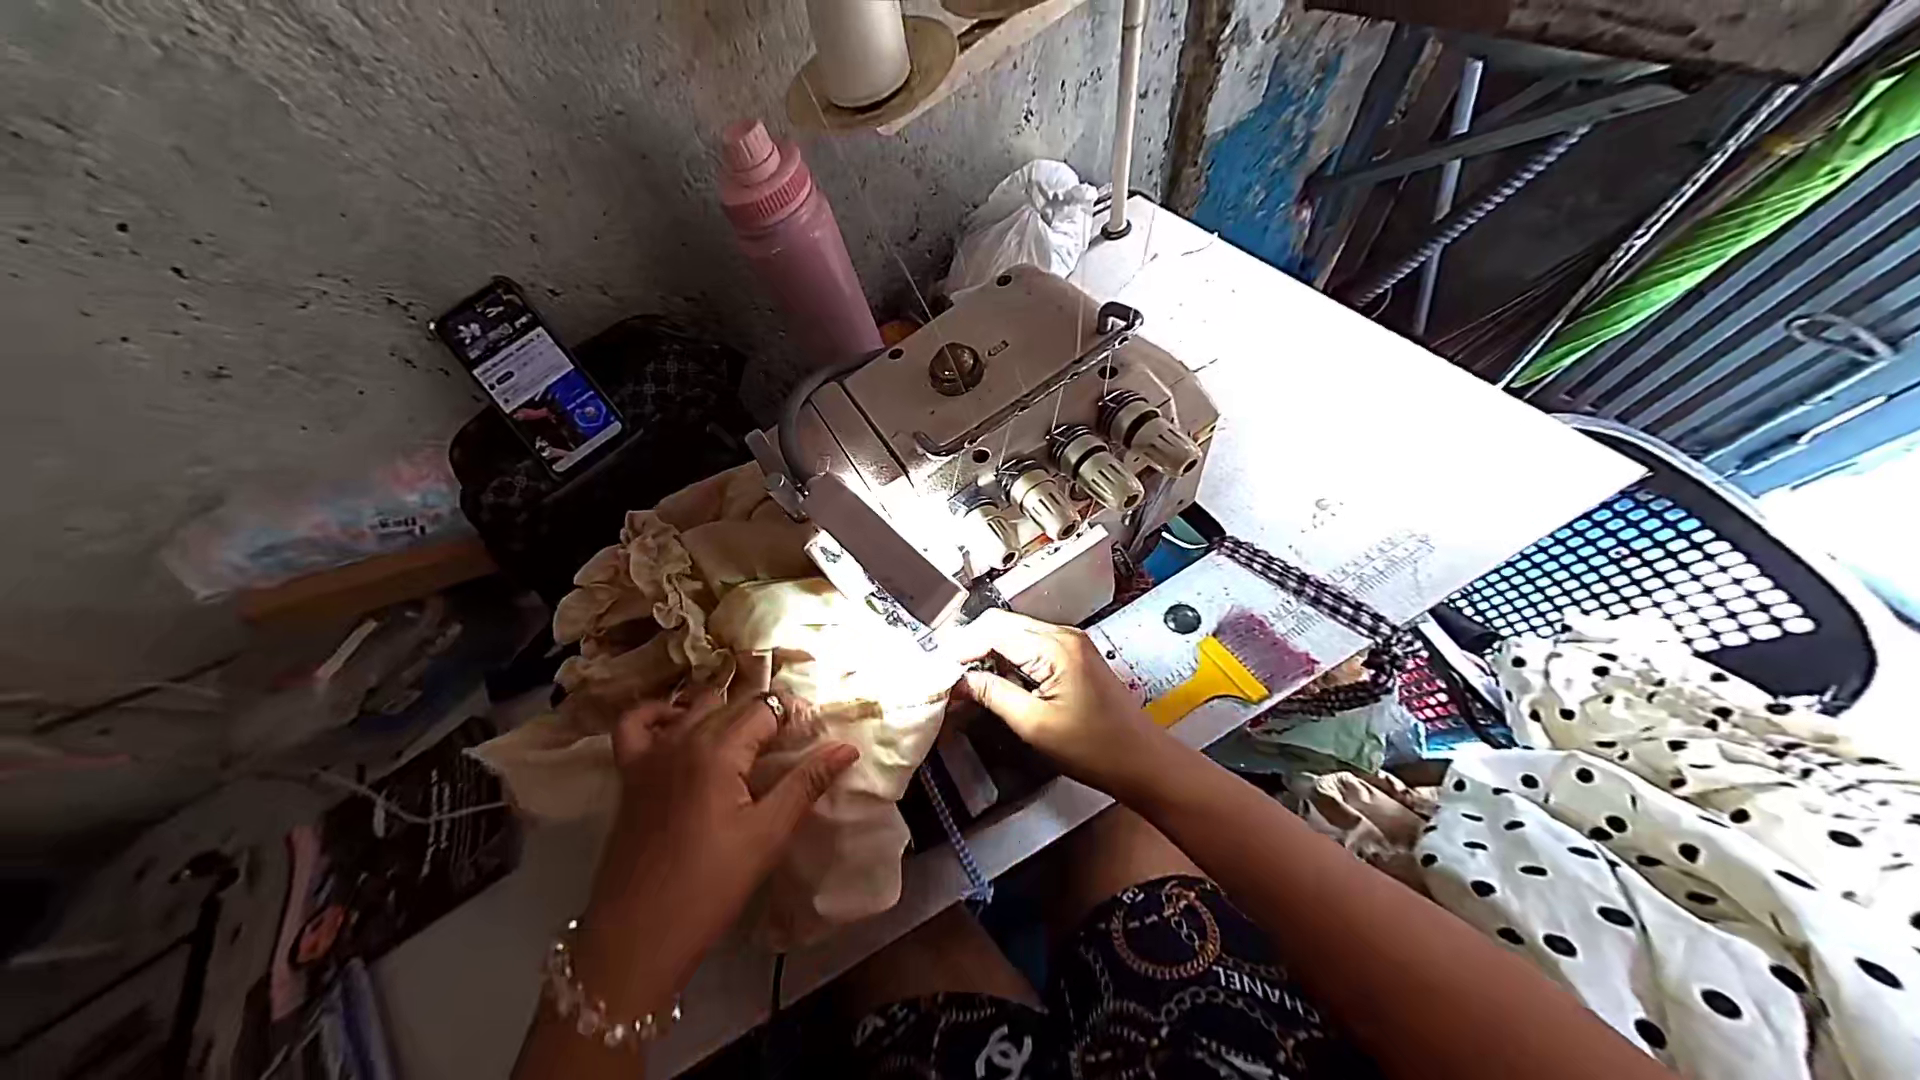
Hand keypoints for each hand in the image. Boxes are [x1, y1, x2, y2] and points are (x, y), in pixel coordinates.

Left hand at [577, 693, 858, 1011]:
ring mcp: (650, 754)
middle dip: (767, 714)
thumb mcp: (768, 834)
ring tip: (748, 739)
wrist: (636, 938)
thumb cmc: (710, 887)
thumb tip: (847, 746)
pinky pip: (637, 722)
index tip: (812, 736)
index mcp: (718, 750)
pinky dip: (660, 713)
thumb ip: (807, 782)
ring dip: (725, 710)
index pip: (767, 708)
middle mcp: (682, 739)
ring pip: (694, 706)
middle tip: (789, 744)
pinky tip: (680, 724)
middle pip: (734, 703)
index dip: (795, 715)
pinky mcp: (629, 774)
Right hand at [952, 609, 1176, 799]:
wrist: (1142, 761)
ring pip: (1014, 634)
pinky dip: (1007, 660)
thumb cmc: (1096, 748)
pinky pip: (1030, 646)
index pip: (993, 629)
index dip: (961, 647)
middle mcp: (1063, 635)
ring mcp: (1070, 643)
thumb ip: (992, 695)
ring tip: (965, 682)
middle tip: (947, 675)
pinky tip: (995, 682)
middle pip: (1002, 624)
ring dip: (987, 653)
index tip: (940, 669)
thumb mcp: (1034, 725)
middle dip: (970, 647)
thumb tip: (959, 681)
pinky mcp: (1072, 656)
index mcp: (1055, 647)